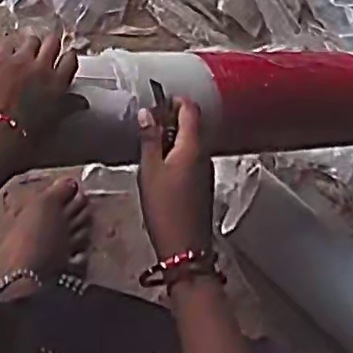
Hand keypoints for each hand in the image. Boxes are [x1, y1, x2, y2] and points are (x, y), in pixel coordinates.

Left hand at [0, 31, 81, 138]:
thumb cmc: (24, 140)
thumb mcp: (52, 124)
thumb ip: (67, 107)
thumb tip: (80, 103)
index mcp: (58, 84)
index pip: (70, 59)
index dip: (66, 59)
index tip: (63, 62)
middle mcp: (42, 67)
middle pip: (52, 42)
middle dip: (49, 46)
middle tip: (44, 55)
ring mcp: (20, 60)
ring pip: (31, 39)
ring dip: (30, 46)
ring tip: (25, 56)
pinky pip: (8, 44)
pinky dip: (9, 50)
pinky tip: (6, 59)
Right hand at [137, 97, 212, 257]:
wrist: (185, 251)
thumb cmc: (165, 208)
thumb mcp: (150, 169)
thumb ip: (149, 138)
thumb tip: (147, 113)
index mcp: (192, 147)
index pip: (191, 109)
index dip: (174, 101)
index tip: (155, 104)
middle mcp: (204, 155)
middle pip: (192, 124)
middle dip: (170, 118)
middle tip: (147, 124)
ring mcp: (205, 170)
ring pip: (191, 141)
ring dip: (172, 136)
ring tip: (150, 144)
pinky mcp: (202, 184)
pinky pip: (192, 157)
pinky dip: (177, 152)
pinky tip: (160, 164)